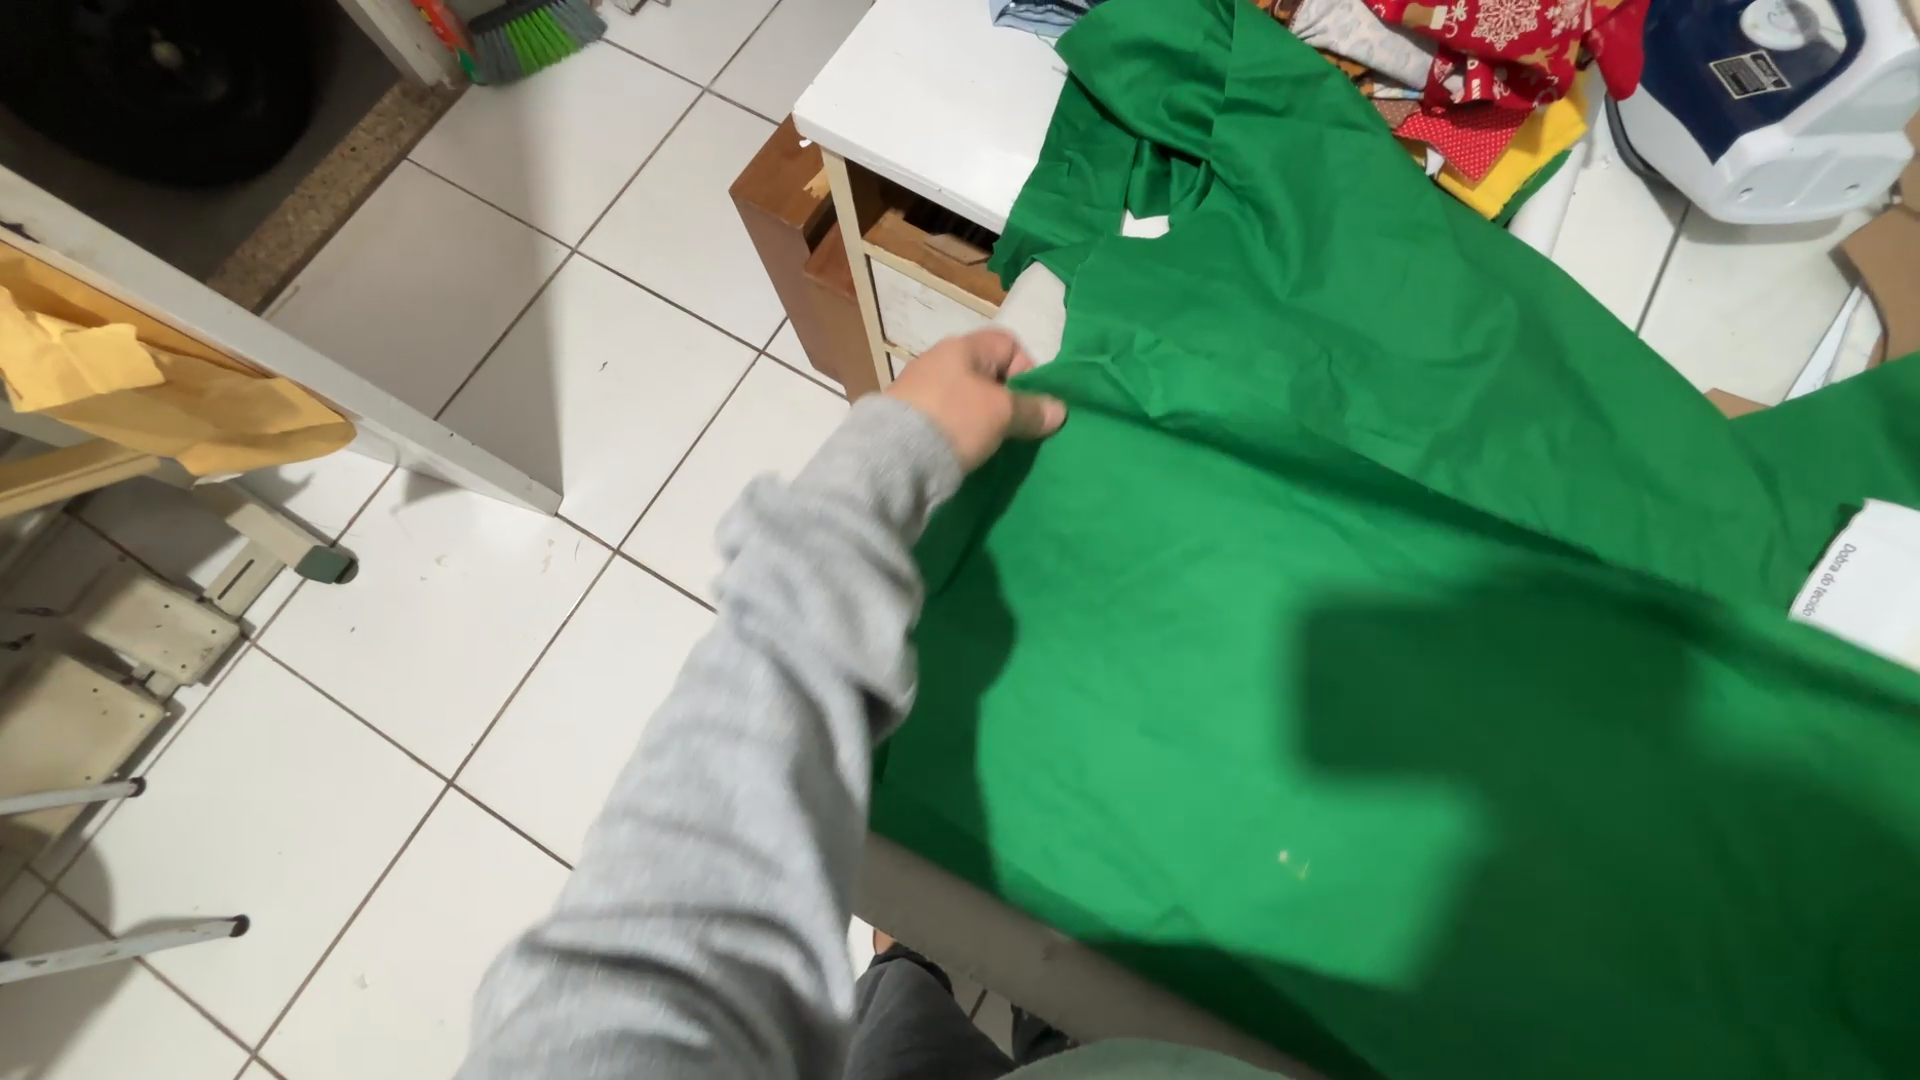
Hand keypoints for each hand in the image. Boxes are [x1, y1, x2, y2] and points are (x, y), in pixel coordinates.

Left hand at [884, 328, 1067, 470]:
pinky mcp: (908, 419)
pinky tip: (965, 451)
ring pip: (966, 399)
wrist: (895, 457)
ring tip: (992, 444)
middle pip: (987, 374)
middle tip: (1016, 428)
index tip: (1031, 403)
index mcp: (961, 347)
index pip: (1008, 344)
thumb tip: (1058, 410)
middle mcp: (938, 361)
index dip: (1027, 370)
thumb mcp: (1001, 413)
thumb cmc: (955, 421)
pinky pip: (947, 419)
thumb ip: (1032, 410)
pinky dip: (960, 432)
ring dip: (982, 419)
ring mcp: (920, 390)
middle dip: (1006, 400)